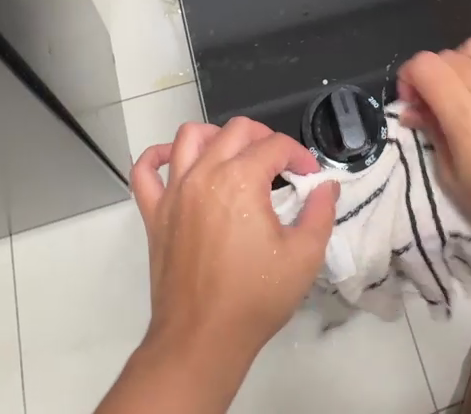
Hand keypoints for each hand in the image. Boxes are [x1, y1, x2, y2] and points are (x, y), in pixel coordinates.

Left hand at [129, 117, 339, 373]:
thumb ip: (321, 213)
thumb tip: (325, 186)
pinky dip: (157, 156)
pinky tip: (174, 161)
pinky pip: (145, 170)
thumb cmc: (255, 298)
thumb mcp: (304, 257)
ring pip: (189, 137)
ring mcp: (174, 192)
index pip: (275, 146)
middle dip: (265, 137)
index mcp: (242, 179)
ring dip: (215, 135)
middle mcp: (205, 174)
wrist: (202, 339)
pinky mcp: (154, 213)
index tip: (311, 176)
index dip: (300, 155)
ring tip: (234, 153)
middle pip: (236, 130)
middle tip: (281, 162)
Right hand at [397, 37, 470, 253]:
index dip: (409, 78)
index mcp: (466, 115)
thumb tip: (415, 111)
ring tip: (467, 93)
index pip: (424, 65)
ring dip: (462, 64)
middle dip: (432, 76)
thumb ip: (432, 135)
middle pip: (447, 55)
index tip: (413, 104)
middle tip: (437, 106)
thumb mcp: (455, 181)